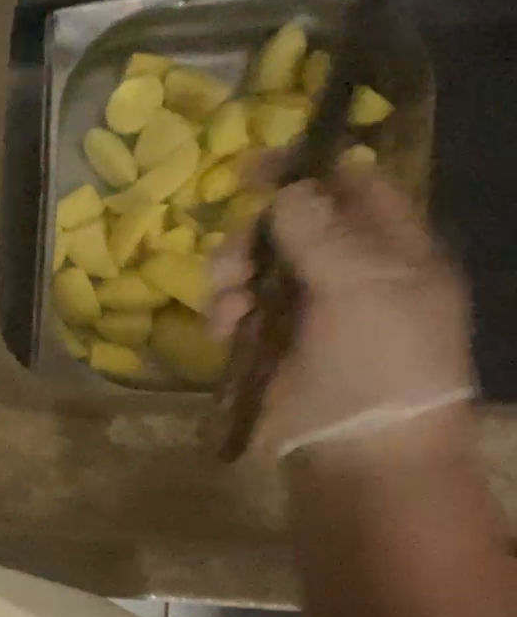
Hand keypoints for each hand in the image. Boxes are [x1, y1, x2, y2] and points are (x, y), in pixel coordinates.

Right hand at [210, 167, 474, 458]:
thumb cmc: (380, 361)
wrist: (358, 447)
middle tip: (232, 266)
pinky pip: (236, 310)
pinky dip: (223, 315)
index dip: (308, 171)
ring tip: (228, 311)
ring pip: (253, 269)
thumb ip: (321, 236)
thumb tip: (288, 189)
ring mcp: (306, 309)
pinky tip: (223, 333)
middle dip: (250, 240)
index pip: (353, 187)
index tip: (253, 169)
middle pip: (287, 228)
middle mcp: (349, 271)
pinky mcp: (269, 342)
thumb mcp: (362, 288)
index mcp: (393, 249)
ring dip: (230, 281)